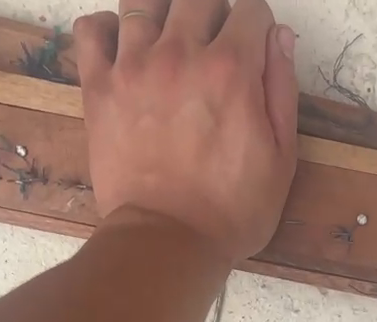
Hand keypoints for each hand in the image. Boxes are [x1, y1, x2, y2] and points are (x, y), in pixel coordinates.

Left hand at [73, 0, 298, 261]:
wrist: (170, 242)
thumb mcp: (282, 160)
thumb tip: (280, 37)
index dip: (257, 27)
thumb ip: (282, 90)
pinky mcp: (100, 87)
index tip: (254, 53)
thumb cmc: (233, 212)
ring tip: (173, 45)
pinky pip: (93, 28)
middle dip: (215, 15)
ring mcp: (134, 66)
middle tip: (217, 52)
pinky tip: (127, 48)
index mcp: (233, 70)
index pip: (250, 9)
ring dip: (165, 14)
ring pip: (145, 1)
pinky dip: (110, 27)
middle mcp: (182, 53)